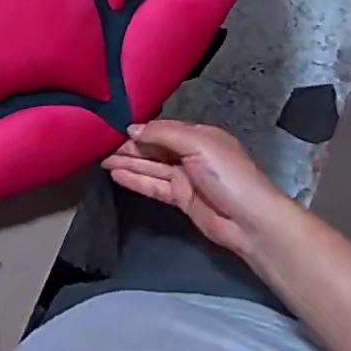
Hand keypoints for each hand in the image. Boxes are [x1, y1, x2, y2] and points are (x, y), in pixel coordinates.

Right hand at [102, 119, 284, 255]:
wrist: (251, 222)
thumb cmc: (228, 175)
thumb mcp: (197, 144)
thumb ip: (162, 135)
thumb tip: (132, 129)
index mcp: (199, 135)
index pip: (162, 128)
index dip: (140, 129)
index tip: (112, 128)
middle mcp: (190, 153)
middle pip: (154, 147)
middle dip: (129, 146)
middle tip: (99, 144)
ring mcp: (185, 177)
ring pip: (150, 166)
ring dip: (127, 162)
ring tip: (101, 159)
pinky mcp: (180, 198)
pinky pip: (153, 185)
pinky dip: (135, 179)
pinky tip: (116, 175)